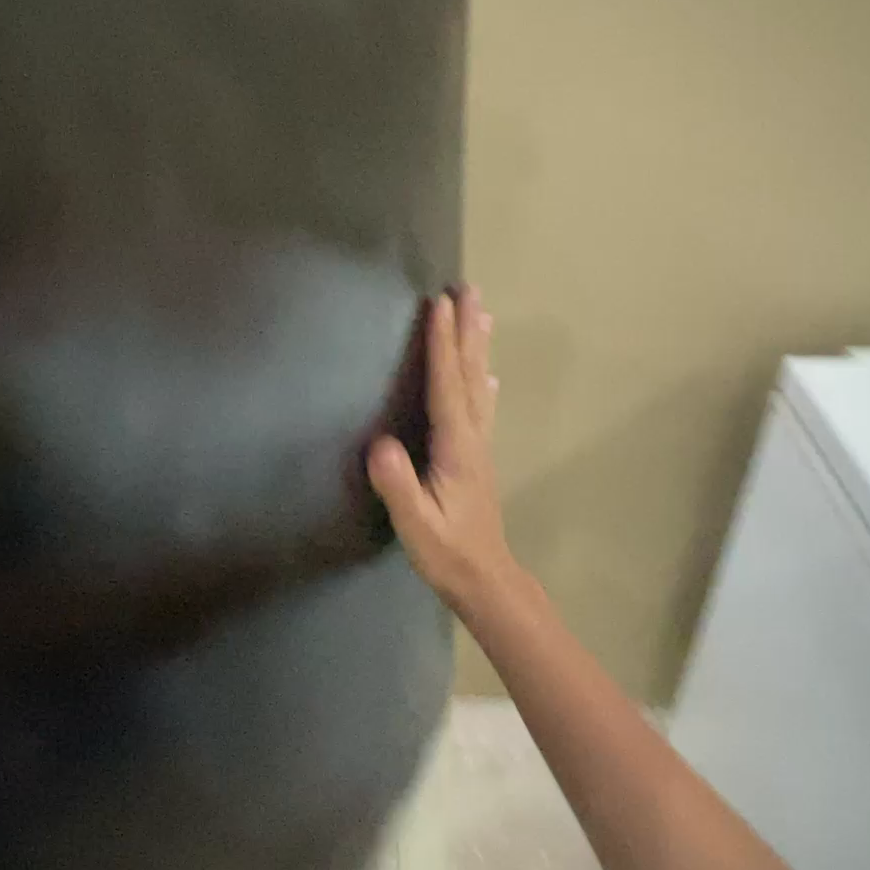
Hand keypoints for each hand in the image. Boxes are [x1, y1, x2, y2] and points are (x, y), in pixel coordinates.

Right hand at [368, 286, 519, 613]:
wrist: (486, 579)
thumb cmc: (448, 554)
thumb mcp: (416, 526)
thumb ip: (399, 486)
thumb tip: (380, 446)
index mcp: (456, 447)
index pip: (448, 387)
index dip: (442, 345)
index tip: (440, 304)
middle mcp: (473, 438)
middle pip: (471, 375)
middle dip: (467, 331)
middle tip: (469, 290)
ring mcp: (478, 447)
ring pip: (480, 386)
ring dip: (478, 348)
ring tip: (482, 314)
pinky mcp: (477, 458)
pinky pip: (481, 407)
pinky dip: (483, 382)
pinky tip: (489, 377)